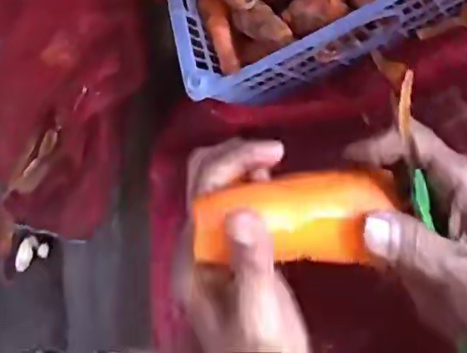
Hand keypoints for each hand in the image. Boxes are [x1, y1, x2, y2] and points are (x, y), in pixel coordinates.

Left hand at [176, 139, 310, 352]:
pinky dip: (250, 181)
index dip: (233, 161)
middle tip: (275, 152)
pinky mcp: (231, 247)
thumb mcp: (260, 315)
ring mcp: (211, 243)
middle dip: (235, 154)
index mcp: (191, 255)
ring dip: (241, 163)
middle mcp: (194, 241)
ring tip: (275, 162)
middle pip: (203, 177)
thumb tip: (241, 210)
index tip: (274, 153)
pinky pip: (233, 198)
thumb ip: (251, 265)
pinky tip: (273, 183)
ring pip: (216, 183)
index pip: (203, 188)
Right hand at [345, 122, 466, 352]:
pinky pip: (406, 234)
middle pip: (397, 166)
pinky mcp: (445, 245)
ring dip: (376, 218)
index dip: (374, 143)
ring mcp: (448, 217)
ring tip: (348, 238)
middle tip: (333, 205)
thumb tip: (363, 220)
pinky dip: (389, 247)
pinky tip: (381, 270)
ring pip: (396, 199)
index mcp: (461, 180)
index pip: (410, 138)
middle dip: (366, 183)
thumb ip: (416, 248)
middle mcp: (451, 188)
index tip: (341, 165)